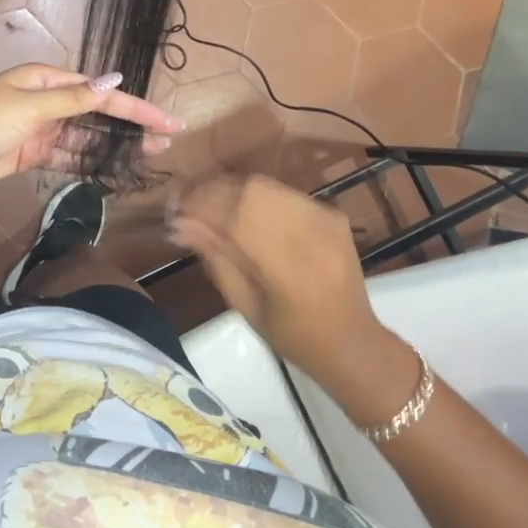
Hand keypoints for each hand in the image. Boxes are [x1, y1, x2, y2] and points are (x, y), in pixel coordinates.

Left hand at [0, 64, 182, 190]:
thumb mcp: (29, 106)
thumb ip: (74, 100)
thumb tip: (114, 80)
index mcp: (45, 80)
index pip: (98, 92)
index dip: (133, 107)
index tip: (166, 120)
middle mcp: (45, 101)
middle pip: (96, 114)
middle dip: (130, 127)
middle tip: (166, 141)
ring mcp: (39, 129)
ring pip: (85, 138)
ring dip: (114, 146)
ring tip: (150, 156)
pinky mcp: (30, 154)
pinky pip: (67, 157)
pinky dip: (88, 162)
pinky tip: (113, 168)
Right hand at [171, 175, 389, 380]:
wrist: (353, 342)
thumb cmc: (292, 335)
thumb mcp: (244, 305)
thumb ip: (215, 259)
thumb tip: (180, 225)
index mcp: (286, 268)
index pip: (233, 218)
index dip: (199, 208)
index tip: (174, 211)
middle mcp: (309, 235)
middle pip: (249, 192)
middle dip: (212, 192)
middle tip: (188, 204)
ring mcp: (324, 220)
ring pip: (265, 186)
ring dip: (231, 190)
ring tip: (210, 203)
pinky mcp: (332, 214)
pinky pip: (283, 192)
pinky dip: (256, 194)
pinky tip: (242, 207)